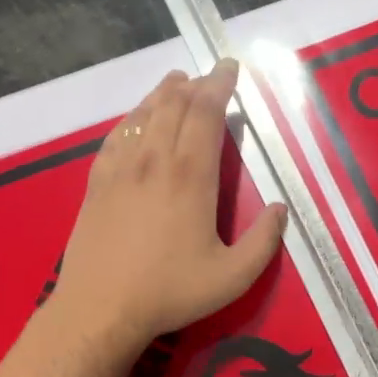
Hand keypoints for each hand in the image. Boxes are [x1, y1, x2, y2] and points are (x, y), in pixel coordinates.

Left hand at [49, 59, 287, 347]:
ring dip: (163, 94)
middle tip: (210, 76)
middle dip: (195, 84)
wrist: (100, 308)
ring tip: (177, 83)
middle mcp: (155, 161)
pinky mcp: (98, 183)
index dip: (219, 85)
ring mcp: (121, 169)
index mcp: (191, 176)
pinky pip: (117, 136)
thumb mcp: (233, 277)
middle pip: (174, 105)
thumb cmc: (171, 292)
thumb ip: (263, 241)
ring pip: (143, 115)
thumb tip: (279, 208)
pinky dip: (133, 118)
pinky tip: (137, 119)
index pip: (206, 113)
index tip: (229, 68)